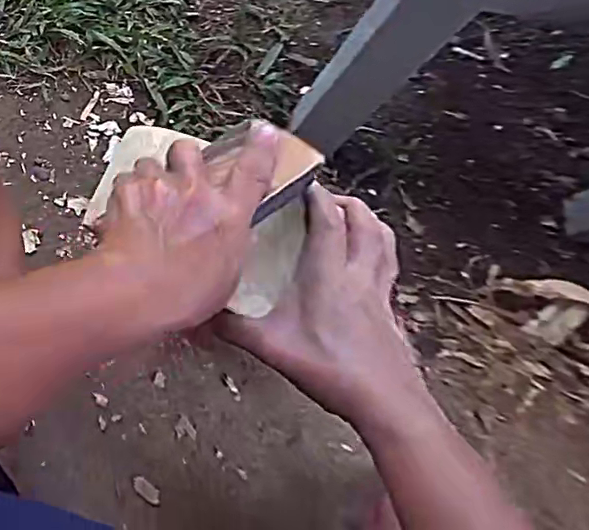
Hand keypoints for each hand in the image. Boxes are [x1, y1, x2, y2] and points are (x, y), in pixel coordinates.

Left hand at [94, 123, 278, 330]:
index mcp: (228, 213)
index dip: (260, 147)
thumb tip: (228, 228)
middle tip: (177, 176)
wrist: (137, 290)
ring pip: (151, 162)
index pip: (253, 171)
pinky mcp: (129, 187)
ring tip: (146, 203)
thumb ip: (229, 240)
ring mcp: (159, 185)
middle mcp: (195, 190)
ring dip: (149, 177)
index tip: (263, 131)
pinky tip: (126, 213)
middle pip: (189, 149)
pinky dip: (125, 192)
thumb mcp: (226, 273)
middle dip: (182, 157)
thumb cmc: (183, 294)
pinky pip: (126, 179)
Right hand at [215, 185, 433, 433]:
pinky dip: (379, 252)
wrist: (390, 409)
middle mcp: (358, 276)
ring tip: (348, 217)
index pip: (328, 220)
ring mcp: (380, 293)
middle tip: (323, 198)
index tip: (302, 180)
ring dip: (368, 221)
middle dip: (346, 201)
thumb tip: (196, 312)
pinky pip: (389, 268)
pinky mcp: (392, 312)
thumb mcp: (273, 348)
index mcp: (329, 275)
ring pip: (384, 241)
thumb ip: (233, 327)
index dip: (317, 194)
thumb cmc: (333, 371)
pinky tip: (364, 263)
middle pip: (365, 222)